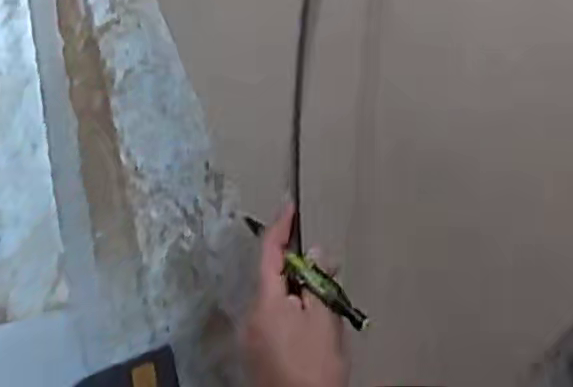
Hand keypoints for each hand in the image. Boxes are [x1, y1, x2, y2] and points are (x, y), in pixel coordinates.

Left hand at [242, 201, 348, 386]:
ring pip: (273, 296)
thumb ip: (318, 281)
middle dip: (294, 264)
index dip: (280, 226)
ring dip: (294, 288)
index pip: (268, 252)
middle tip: (319, 261)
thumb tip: (316, 253)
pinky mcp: (255, 354)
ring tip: (320, 293)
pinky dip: (289, 307)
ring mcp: (249, 338)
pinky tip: (309, 317)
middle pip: (271, 275)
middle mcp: (249, 317)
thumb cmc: (315, 368)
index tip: (290, 205)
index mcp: (263, 303)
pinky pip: (272, 316)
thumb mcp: (324, 319)